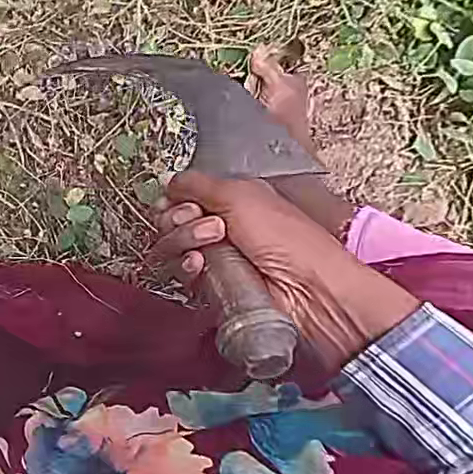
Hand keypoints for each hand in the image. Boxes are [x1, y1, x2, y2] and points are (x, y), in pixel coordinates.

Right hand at [153, 171, 421, 373]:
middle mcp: (217, 228)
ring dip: (184, 240)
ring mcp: (211, 257)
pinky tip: (201, 264)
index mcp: (230, 201)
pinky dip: (186, 265)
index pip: (180, 197)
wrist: (304, 290)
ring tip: (213, 241)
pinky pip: (178, 272)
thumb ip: (198, 184)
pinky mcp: (207, 285)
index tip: (188, 202)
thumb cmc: (286, 239)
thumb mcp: (241, 194)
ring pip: (169, 246)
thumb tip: (168, 183)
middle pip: (169, 220)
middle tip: (212, 225)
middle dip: (182, 220)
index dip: (175, 199)